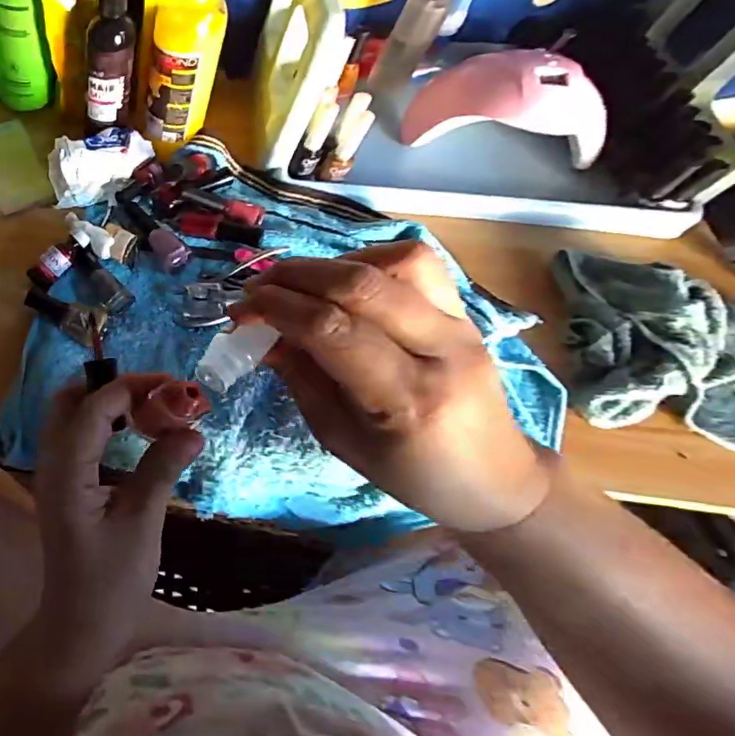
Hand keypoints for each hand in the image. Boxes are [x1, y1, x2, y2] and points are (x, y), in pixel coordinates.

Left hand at [28, 375, 203, 686]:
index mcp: (66, 473)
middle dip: (111, 388)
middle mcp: (51, 465)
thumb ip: (161, 470)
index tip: (173, 386)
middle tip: (157, 396)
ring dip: (107, 404)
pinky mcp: (62, 485)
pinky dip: (103, 424)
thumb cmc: (111, 583)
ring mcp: (52, 474)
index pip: (92, 409)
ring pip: (70, 417)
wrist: (80, 626)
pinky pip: (76, 438)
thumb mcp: (141, 524)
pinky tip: (134, 434)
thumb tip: (192, 430)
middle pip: (69, 401)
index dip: (131, 389)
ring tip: (152, 410)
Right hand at [229, 241, 553, 531]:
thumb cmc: (409, 471)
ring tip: (301, 283)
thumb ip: (301, 378)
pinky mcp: (466, 311)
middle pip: (361, 285)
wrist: (493, 476)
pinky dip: (369, 259)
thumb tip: (264, 334)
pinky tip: (344, 281)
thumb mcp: (340, 437)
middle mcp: (439, 351)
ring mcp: (460, 324)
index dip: (277, 308)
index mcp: (404, 399)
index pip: (331, 329)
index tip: (240, 311)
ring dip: (333, 263)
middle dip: (295, 276)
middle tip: (257, 288)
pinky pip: (417, 263)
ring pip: (395, 261)